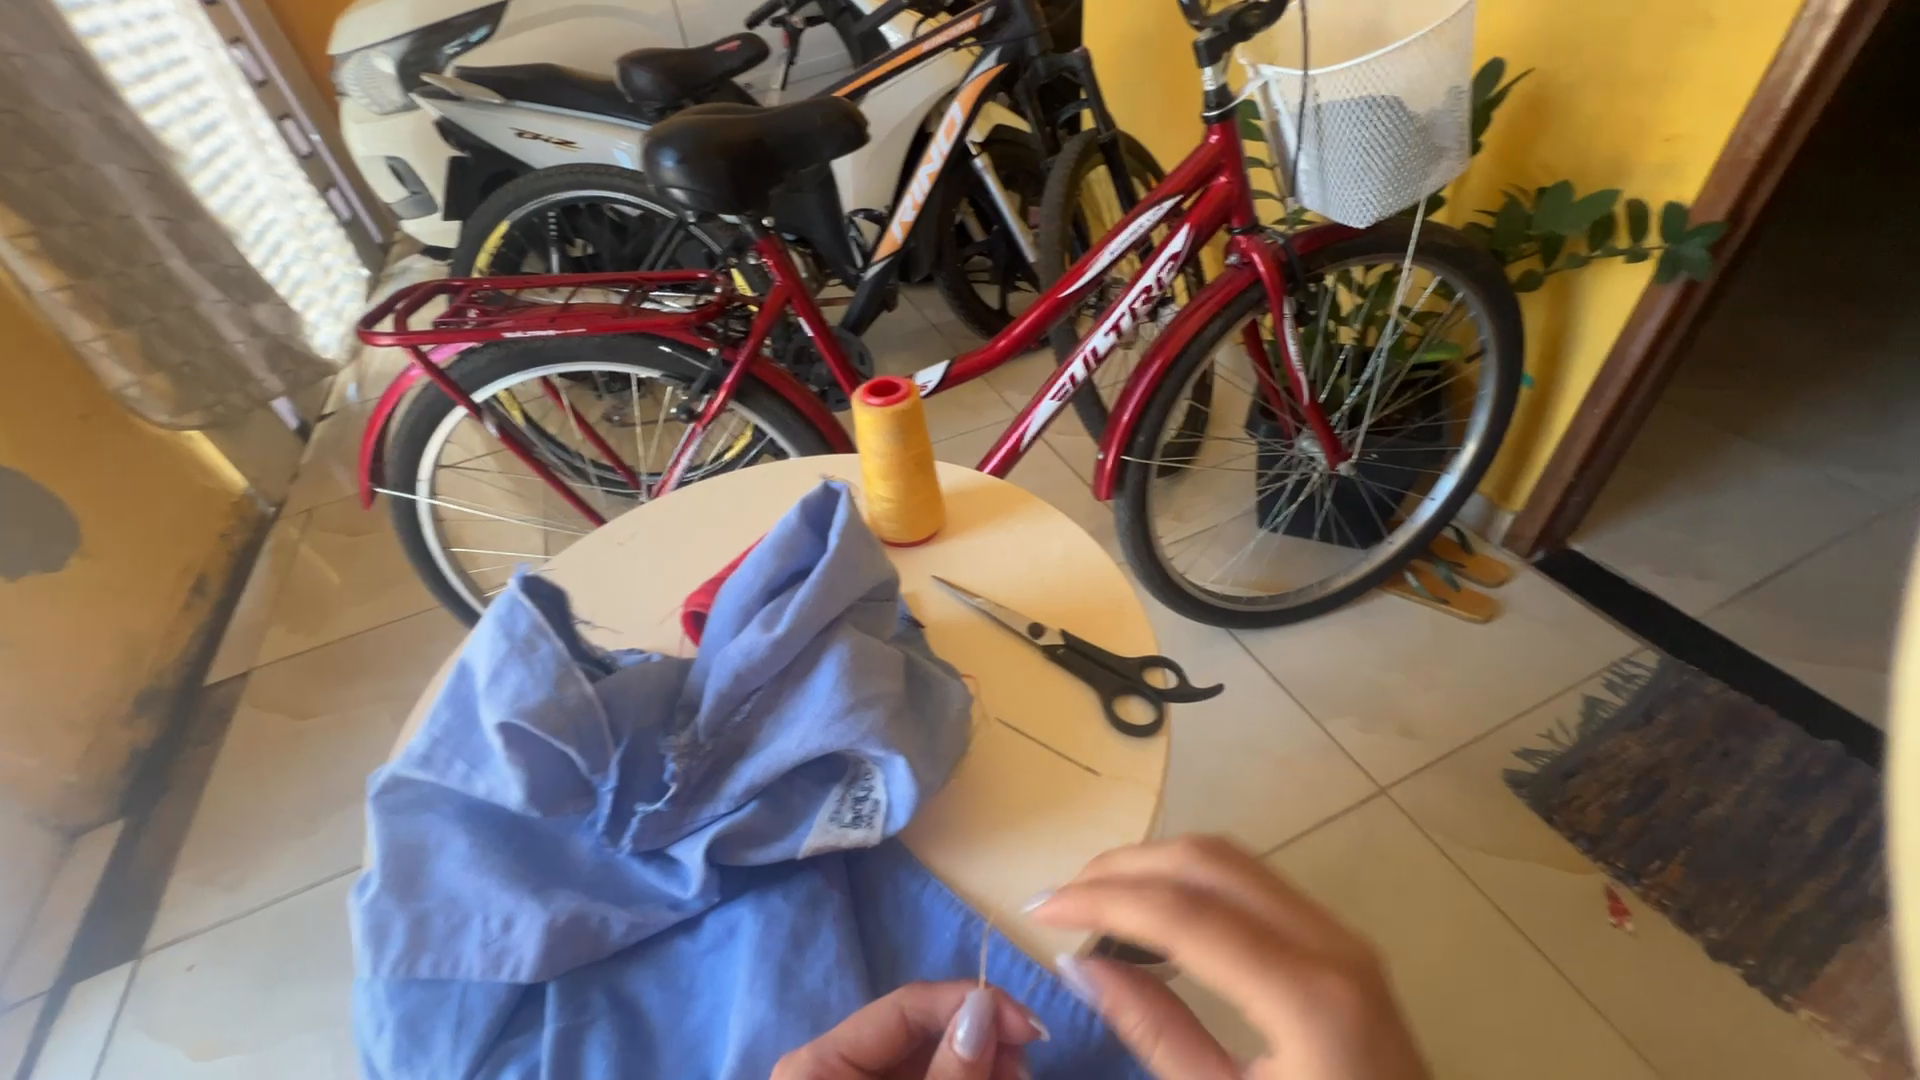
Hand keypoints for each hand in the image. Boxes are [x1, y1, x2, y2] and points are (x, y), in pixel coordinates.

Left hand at [773, 981, 1048, 1079]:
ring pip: (935, 1061)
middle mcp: (837, 1067)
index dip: (970, 1003)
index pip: (907, 1003)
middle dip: (983, 1040)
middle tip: (1028, 1061)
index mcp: (819, 1062)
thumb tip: (985, 1005)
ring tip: (1018, 1076)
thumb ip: (947, 1073)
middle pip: (925, 1033)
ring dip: (984, 1064)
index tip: (1028, 1023)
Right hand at [1028, 835, 1429, 1079]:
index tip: (1042, 907)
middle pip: (1205, 862)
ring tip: (1097, 895)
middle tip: (1064, 895)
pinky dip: (1189, 879)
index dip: (1102, 900)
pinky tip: (1154, 908)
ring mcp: (1340, 934)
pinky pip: (1250, 880)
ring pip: (1228, 858)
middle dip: (1122, 867)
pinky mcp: (1337, 939)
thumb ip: (1154, 1031)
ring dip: (1154, 864)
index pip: (1183, 913)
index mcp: (1309, 997)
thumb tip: (1079, 963)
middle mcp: (1330, 942)